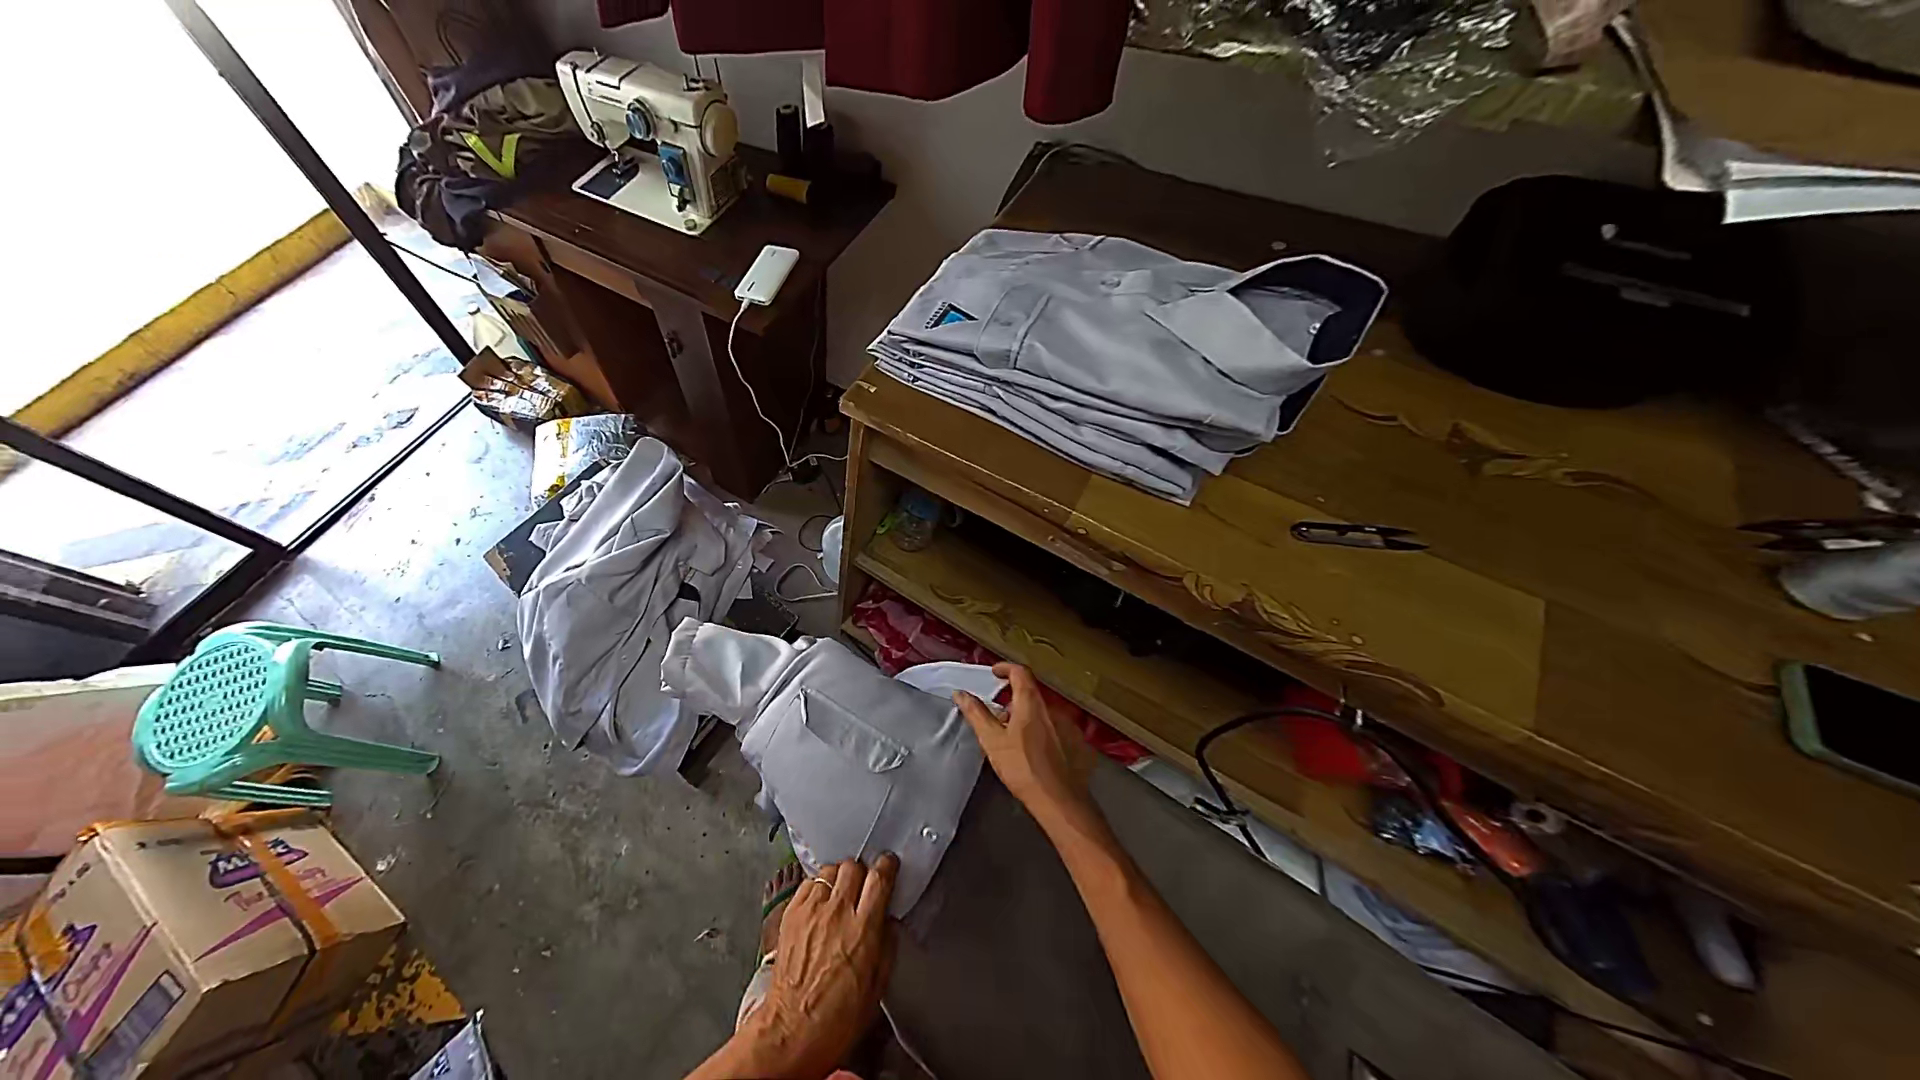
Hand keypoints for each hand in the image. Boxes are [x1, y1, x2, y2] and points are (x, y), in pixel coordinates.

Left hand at [740, 854, 898, 1078]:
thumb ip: (888, 945)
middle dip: (862, 872)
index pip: (879, 877)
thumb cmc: (836, 1017)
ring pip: (830, 870)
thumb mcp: (878, 985)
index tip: (889, 866)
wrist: (792, 1031)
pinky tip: (820, 903)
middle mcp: (837, 913)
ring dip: (839, 878)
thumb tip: (889, 922)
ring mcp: (812, 911)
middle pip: (853, 866)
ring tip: (840, 894)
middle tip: (864, 885)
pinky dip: (818, 887)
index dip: (887, 866)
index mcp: (864, 929)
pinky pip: (809, 884)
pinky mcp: (791, 915)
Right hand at [954, 663, 1098, 831]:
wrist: (1059, 800)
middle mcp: (1053, 709)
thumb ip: (976, 714)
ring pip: (1044, 713)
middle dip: (1013, 701)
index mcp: (1031, 703)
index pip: (1020, 672)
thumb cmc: (1024, 769)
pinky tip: (1036, 754)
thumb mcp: (992, 741)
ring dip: (1029, 718)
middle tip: (999, 717)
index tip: (996, 673)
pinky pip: (1057, 730)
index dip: (1006, 668)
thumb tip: (961, 694)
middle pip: (1030, 694)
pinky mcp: (1077, 743)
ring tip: (1015, 740)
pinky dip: (1044, 734)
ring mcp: (1068, 725)